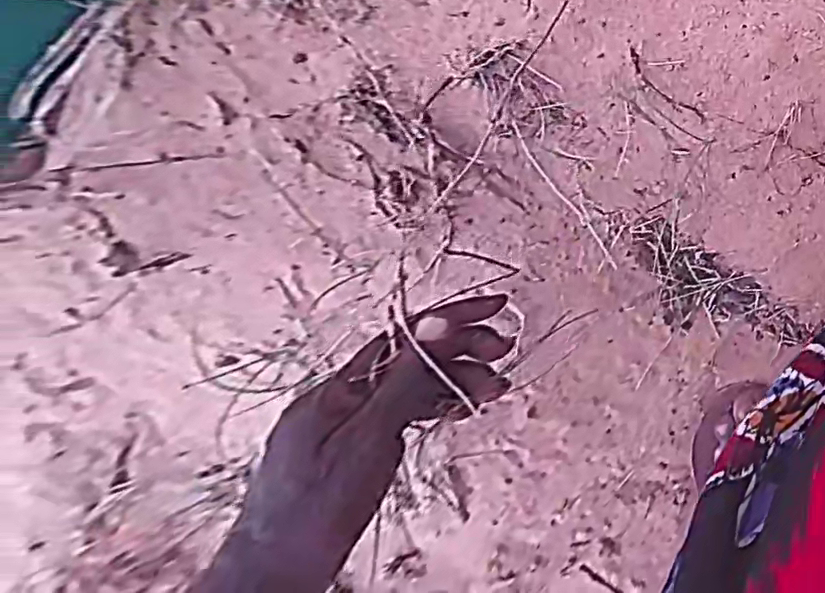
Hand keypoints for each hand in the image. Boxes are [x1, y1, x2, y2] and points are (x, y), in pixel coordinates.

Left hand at [196, 295, 514, 592]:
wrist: (274, 577)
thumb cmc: (316, 510)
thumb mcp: (369, 436)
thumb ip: (404, 378)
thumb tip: (435, 323)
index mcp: (337, 390)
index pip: (405, 334)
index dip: (455, 317)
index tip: (497, 306)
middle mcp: (344, 398)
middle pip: (416, 356)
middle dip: (466, 350)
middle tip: (503, 353)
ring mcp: (351, 420)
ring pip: (418, 382)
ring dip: (461, 379)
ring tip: (492, 391)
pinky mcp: (361, 441)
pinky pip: (410, 407)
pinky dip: (442, 402)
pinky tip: (463, 409)